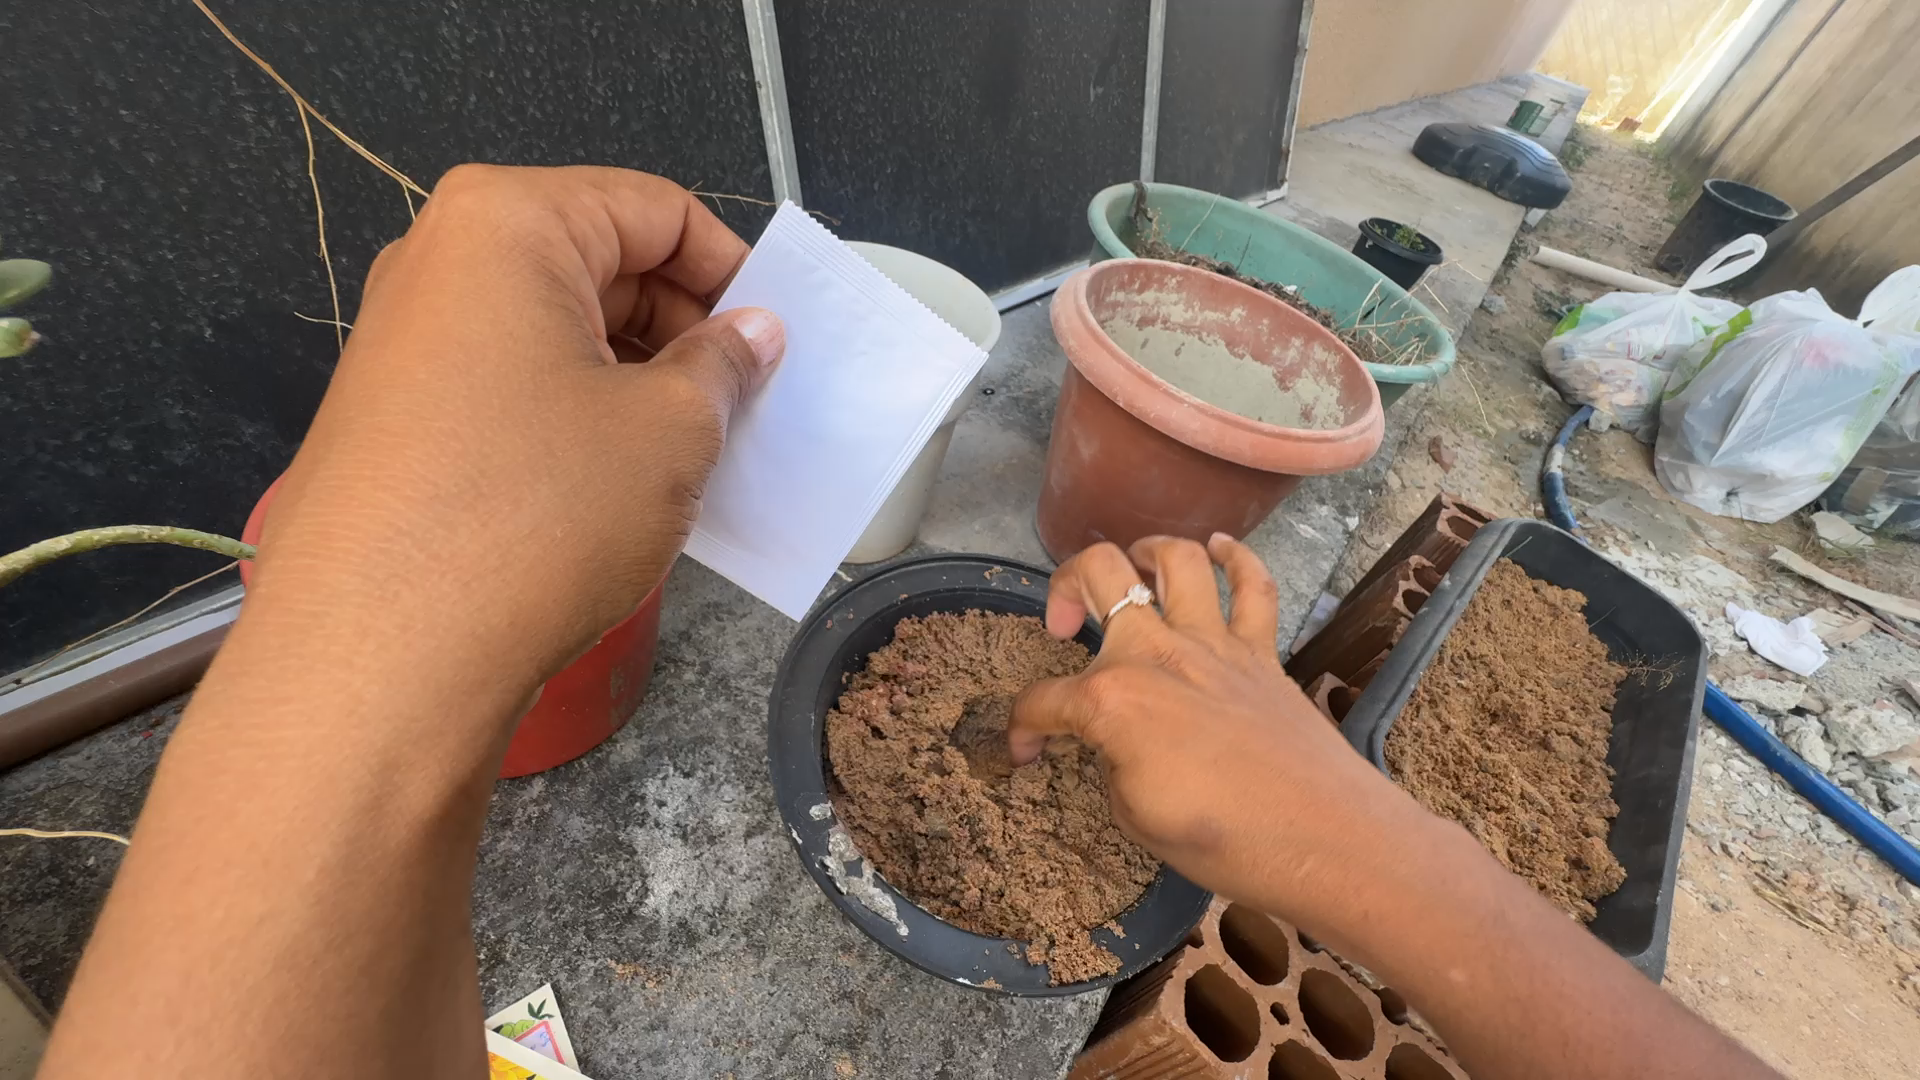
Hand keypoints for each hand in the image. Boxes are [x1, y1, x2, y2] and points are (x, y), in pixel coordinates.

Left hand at [244, 165, 782, 708]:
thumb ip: (727, 362)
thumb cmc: (547, 508)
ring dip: (653, 380)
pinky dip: (601, 416)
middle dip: (694, 328)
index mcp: (511, 228)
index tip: (777, 339)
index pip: (657, 210)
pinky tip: (638, 478)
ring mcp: (422, 348)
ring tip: (704, 447)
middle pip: (611, 265)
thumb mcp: (672, 427)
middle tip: (750, 400)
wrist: (387, 658)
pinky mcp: (416, 421)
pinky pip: (535, 389)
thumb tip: (756, 332)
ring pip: (575, 335)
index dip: (734, 269)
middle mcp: (450, 266)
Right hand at [1009, 534, 1425, 921]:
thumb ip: (1109, 759)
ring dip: (1145, 550)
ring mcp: (1212, 642)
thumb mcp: (1132, 813)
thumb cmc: (1222, 841)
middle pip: (1099, 574)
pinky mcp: (1260, 650)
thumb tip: (1111, 739)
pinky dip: (1237, 558)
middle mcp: (1155, 651)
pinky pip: (1254, 587)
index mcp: (1111, 699)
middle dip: (1064, 587)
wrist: (1327, 843)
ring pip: (1176, 560)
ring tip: (1133, 566)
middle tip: (1065, 625)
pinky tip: (1220, 548)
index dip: (1022, 726)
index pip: (1043, 701)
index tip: (1025, 750)